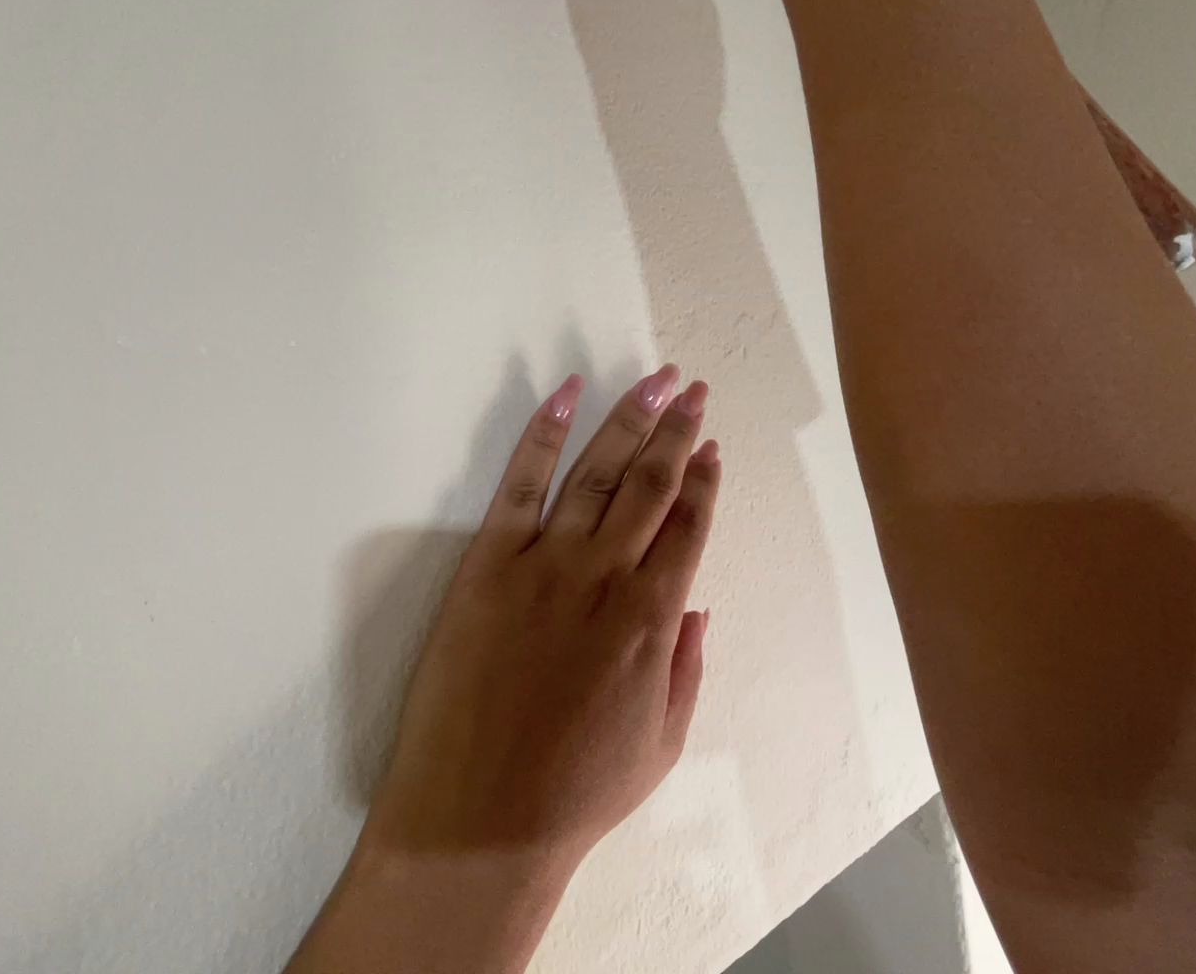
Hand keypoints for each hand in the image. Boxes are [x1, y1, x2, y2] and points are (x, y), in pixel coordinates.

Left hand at [360, 365, 722, 875]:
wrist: (482, 816)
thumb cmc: (576, 791)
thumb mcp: (663, 743)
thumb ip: (687, 666)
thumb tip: (698, 606)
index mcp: (654, 620)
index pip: (691, 528)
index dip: (706, 482)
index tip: (713, 447)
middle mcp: (608, 577)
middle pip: (654, 485)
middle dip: (679, 431)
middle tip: (693, 388)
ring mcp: (546, 564)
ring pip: (599, 473)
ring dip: (631, 420)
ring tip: (655, 379)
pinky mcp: (489, 564)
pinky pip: (521, 485)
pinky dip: (545, 434)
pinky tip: (567, 393)